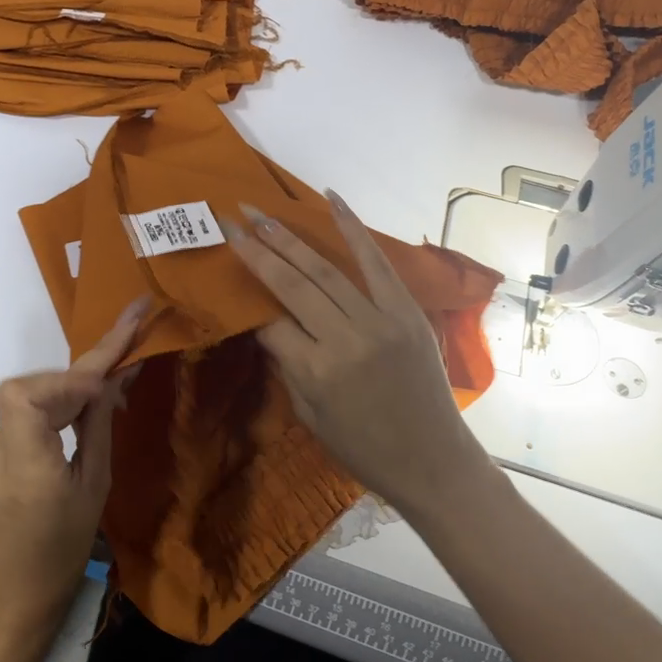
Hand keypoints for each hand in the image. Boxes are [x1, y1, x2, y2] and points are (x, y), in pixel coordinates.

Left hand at [0, 298, 147, 631]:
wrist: (11, 598)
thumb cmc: (60, 553)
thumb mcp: (93, 491)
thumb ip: (97, 429)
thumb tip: (112, 382)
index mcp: (24, 459)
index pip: (33, 391)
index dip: (75, 367)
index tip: (120, 336)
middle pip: (34, 387)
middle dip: (79, 375)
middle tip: (125, 360)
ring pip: (31, 398)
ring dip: (69, 390)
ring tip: (112, 393)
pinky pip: (27, 418)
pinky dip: (57, 409)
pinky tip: (84, 420)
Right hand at [228, 192, 493, 514]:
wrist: (433, 461)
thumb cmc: (363, 449)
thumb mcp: (309, 414)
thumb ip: (287, 364)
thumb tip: (267, 322)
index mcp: (316, 373)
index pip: (270, 323)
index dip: (247, 302)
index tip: (228, 279)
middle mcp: (345, 340)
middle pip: (292, 284)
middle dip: (257, 249)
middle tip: (231, 218)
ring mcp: (380, 321)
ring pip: (325, 269)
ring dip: (289, 237)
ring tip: (261, 213)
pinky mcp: (407, 311)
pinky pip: (376, 262)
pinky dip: (353, 228)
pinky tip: (332, 200)